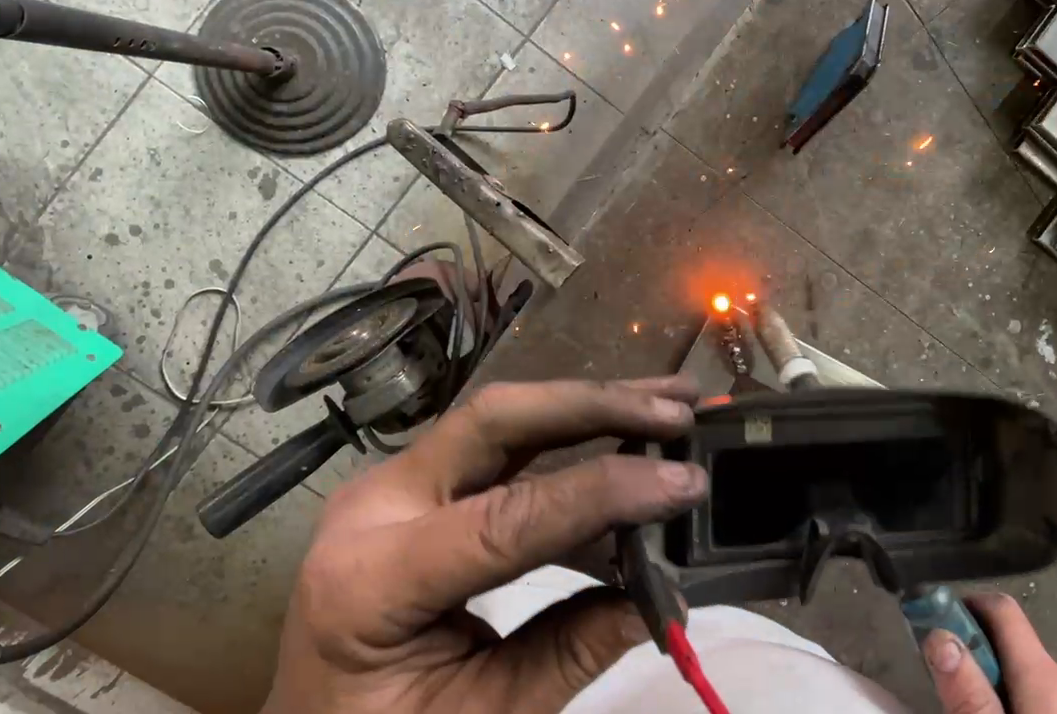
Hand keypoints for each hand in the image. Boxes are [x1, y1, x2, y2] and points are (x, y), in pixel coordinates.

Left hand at [262, 377, 707, 713]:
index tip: (686, 481)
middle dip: (594, 405)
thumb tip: (664, 594)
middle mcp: (373, 506)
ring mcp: (390, 486)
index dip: (604, 493)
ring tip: (669, 405)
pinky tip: (622, 447)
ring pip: (500, 419)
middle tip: (676, 408)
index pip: (505, 519)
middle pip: (495, 421)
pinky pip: (497, 449)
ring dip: (588, 408)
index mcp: (370, 580)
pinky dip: (566, 443)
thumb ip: (570, 651)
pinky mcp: (415, 485)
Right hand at [923, 592, 1056, 713]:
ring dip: (1031, 701)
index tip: (940, 634)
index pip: (1002, 610)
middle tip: (979, 710)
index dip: (965, 612)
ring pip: (1056, 687)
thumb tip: (940, 637)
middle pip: (1025, 655)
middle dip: (997, 674)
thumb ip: (969, 697)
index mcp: (1051, 684)